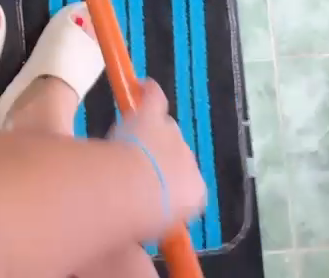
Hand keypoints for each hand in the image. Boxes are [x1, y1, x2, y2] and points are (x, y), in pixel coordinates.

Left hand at [108, 79, 206, 231]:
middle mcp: (189, 161)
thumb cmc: (143, 217)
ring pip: (164, 129)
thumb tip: (139, 243)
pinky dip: (149, 91)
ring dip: (151, 133)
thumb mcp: (152, 231)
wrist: (134, 188)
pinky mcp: (153, 115)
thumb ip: (153, 230)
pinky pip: (155, 98)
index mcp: (194, 195)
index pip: (185, 189)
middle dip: (158, 161)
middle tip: (135, 171)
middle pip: (175, 156)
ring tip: (133, 139)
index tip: (150, 194)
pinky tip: (141, 85)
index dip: (166, 189)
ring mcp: (172, 134)